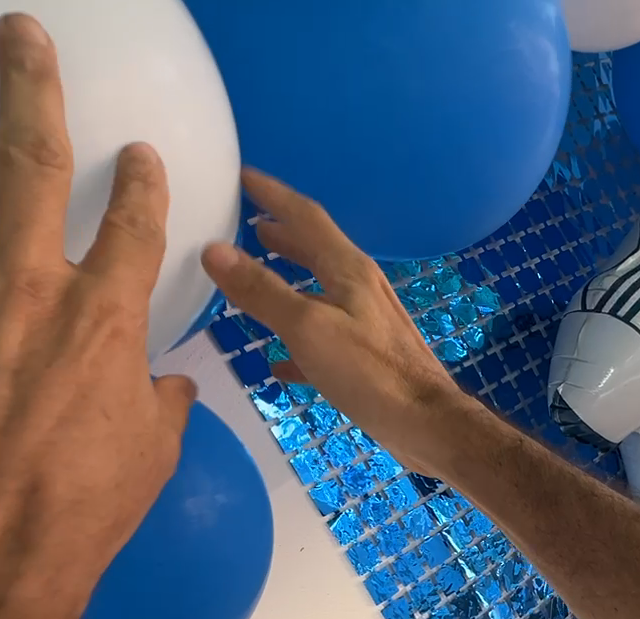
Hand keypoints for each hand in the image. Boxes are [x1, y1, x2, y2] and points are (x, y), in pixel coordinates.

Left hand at [0, 14, 194, 618]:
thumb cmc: (85, 508)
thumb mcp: (151, 456)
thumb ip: (162, 405)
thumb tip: (170, 385)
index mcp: (108, 318)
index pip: (134, 228)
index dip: (143, 186)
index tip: (142, 156)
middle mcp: (30, 283)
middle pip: (33, 163)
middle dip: (32, 91)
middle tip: (22, 34)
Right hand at [201, 170, 482, 477]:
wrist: (425, 422)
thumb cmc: (369, 372)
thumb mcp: (307, 328)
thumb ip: (262, 290)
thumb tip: (214, 250)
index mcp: (348, 270)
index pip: (307, 217)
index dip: (273, 195)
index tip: (242, 175)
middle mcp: (361, 290)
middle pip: (317, 252)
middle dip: (284, 237)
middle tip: (251, 225)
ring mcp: (368, 325)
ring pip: (321, 295)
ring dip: (290, 285)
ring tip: (258, 280)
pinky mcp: (369, 360)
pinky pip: (327, 341)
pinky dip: (300, 342)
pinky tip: (280, 361)